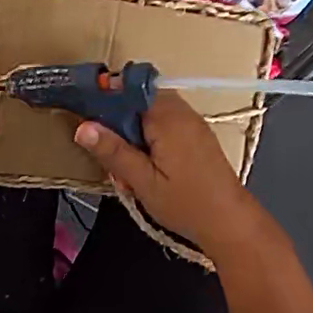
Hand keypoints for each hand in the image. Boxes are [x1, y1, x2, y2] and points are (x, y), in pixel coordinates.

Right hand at [73, 92, 262, 257]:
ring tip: (128, 172)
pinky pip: (164, 127)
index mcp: (167, 117)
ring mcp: (192, 123)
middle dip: (119, 126)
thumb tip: (82, 127)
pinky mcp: (196, 136)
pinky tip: (146, 171)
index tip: (87, 119)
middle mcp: (181, 112)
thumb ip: (113, 151)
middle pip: (138, 102)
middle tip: (112, 160)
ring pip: (149, 116)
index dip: (104, 99)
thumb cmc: (186, 204)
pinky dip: (150, 143)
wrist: (230, 222)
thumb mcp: (142, 181)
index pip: (128, 89)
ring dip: (133, 138)